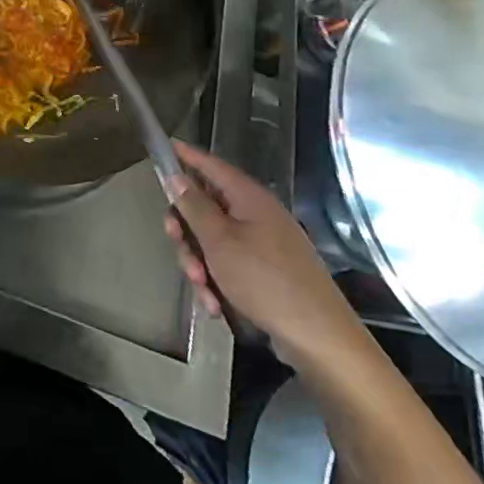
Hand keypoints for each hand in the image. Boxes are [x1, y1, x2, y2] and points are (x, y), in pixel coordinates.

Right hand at [162, 139, 366, 371]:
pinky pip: (228, 264)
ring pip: (212, 240)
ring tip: (203, 287)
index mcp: (249, 198)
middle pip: (206, 207)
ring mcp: (263, 244)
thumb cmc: (265, 280)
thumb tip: (177, 176)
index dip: (186, 155)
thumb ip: (194, 206)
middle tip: (175, 242)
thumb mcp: (219, 241)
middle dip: (186, 229)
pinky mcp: (266, 271)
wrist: (318, 338)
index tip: (165, 145)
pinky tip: (216, 304)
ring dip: (199, 262)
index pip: (212, 165)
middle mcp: (257, 215)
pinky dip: (217, 281)